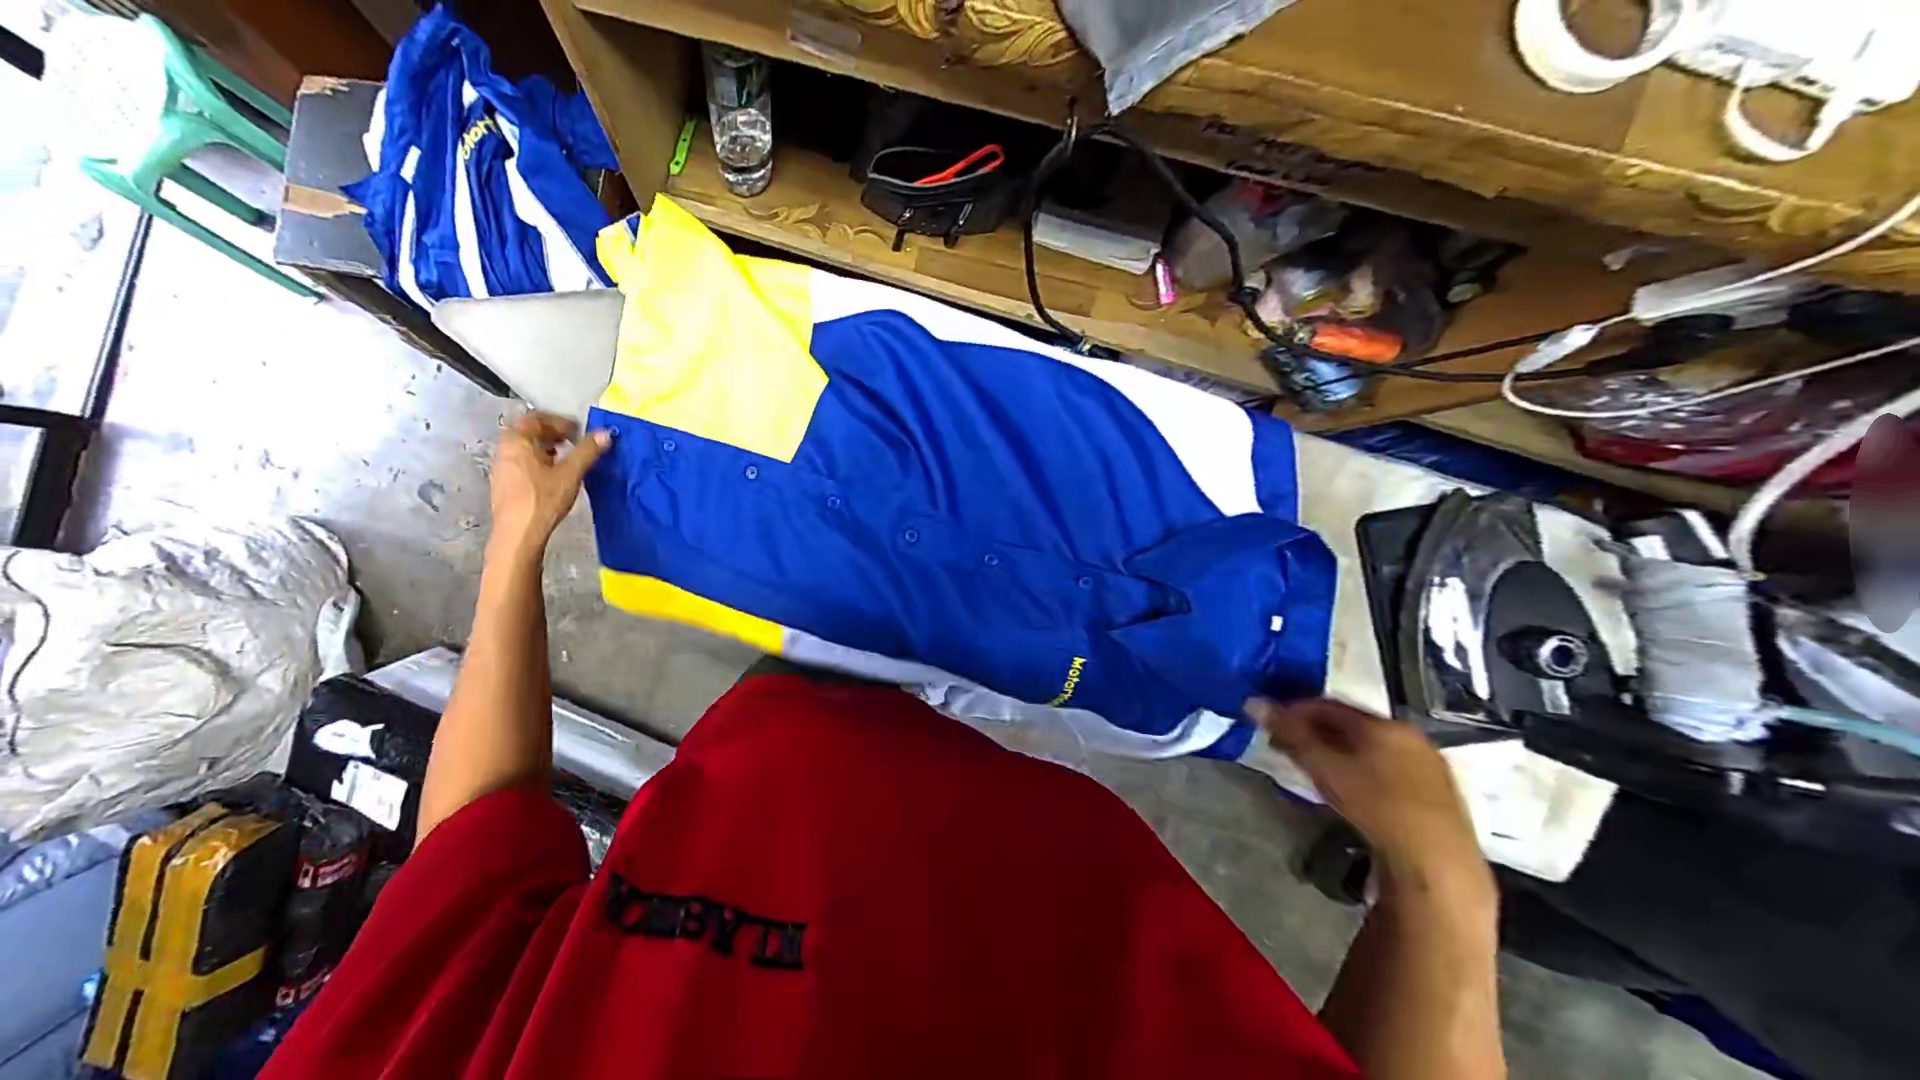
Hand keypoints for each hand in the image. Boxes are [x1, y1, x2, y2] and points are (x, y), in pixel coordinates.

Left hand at [488, 412, 608, 557]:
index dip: (560, 421)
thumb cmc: (543, 499)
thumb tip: (605, 434)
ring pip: (525, 447)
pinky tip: (553, 476)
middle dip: (554, 433)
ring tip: (567, 459)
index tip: (579, 432)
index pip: (537, 418)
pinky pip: (522, 461)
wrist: (518, 533)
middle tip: (575, 443)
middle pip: (529, 431)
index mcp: (517, 440)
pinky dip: (539, 460)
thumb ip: (587, 451)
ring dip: (547, 447)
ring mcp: (501, 466)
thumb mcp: (571, 473)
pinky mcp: (504, 482)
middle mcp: (504, 449)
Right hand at [1248, 698, 1493, 906]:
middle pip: (1352, 725)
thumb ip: (1290, 734)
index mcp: (1385, 723)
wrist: (1436, 863)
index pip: (1328, 705)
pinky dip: (1362, 769)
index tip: (1270, 723)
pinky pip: (1389, 768)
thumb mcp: (1323, 767)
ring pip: (1371, 748)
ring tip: (1314, 769)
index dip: (1294, 710)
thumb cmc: (1375, 806)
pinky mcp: (1438, 793)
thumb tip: (1253, 703)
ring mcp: (1428, 764)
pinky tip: (1350, 789)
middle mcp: (1411, 736)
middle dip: (1315, 732)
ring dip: (1338, 752)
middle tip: (1288, 747)